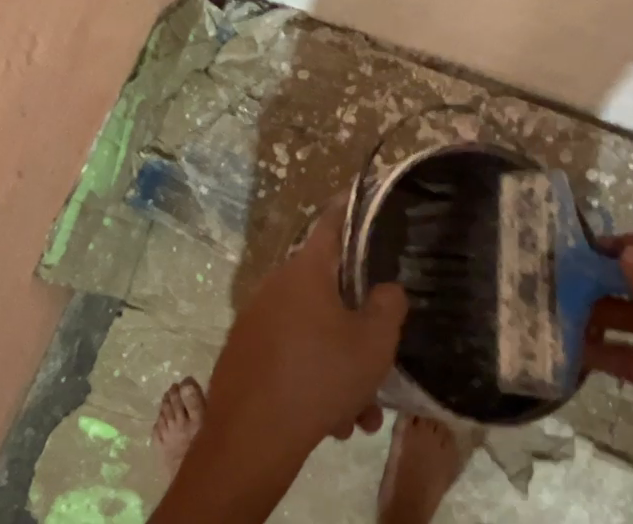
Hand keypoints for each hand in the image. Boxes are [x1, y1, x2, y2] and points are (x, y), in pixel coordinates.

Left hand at [203, 205, 408, 453]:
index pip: (330, 224)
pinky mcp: (243, 357)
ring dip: (339, 368)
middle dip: (356, 329)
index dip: (348, 208)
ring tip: (359, 414)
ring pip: (312, 335)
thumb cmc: (319, 376)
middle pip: (327, 293)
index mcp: (305, 271)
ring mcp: (254, 322)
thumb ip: (388, 306)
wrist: (250, 439)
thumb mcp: (374, 342)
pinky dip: (313, 382)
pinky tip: (332, 423)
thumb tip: (385, 290)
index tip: (355, 193)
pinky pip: (290, 358)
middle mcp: (275, 287)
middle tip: (377, 363)